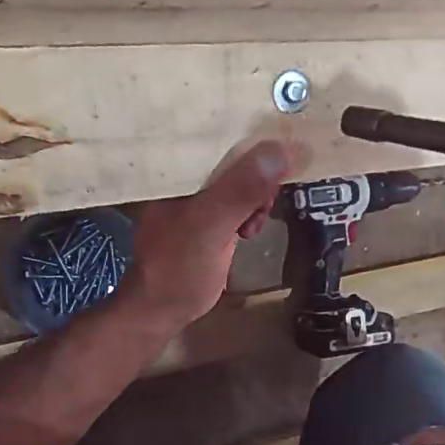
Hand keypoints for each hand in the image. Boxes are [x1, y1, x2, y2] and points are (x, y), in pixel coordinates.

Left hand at [117, 140, 295, 327]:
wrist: (164, 310)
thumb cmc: (178, 266)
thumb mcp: (211, 225)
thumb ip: (242, 189)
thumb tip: (280, 150)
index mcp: (176, 168)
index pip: (216, 134)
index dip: (249, 134)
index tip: (280, 142)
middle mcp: (187, 176)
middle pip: (234, 156)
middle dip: (257, 176)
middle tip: (261, 203)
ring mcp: (200, 197)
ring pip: (242, 180)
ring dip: (257, 198)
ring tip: (251, 224)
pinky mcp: (211, 217)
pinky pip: (240, 200)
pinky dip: (251, 212)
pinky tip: (248, 231)